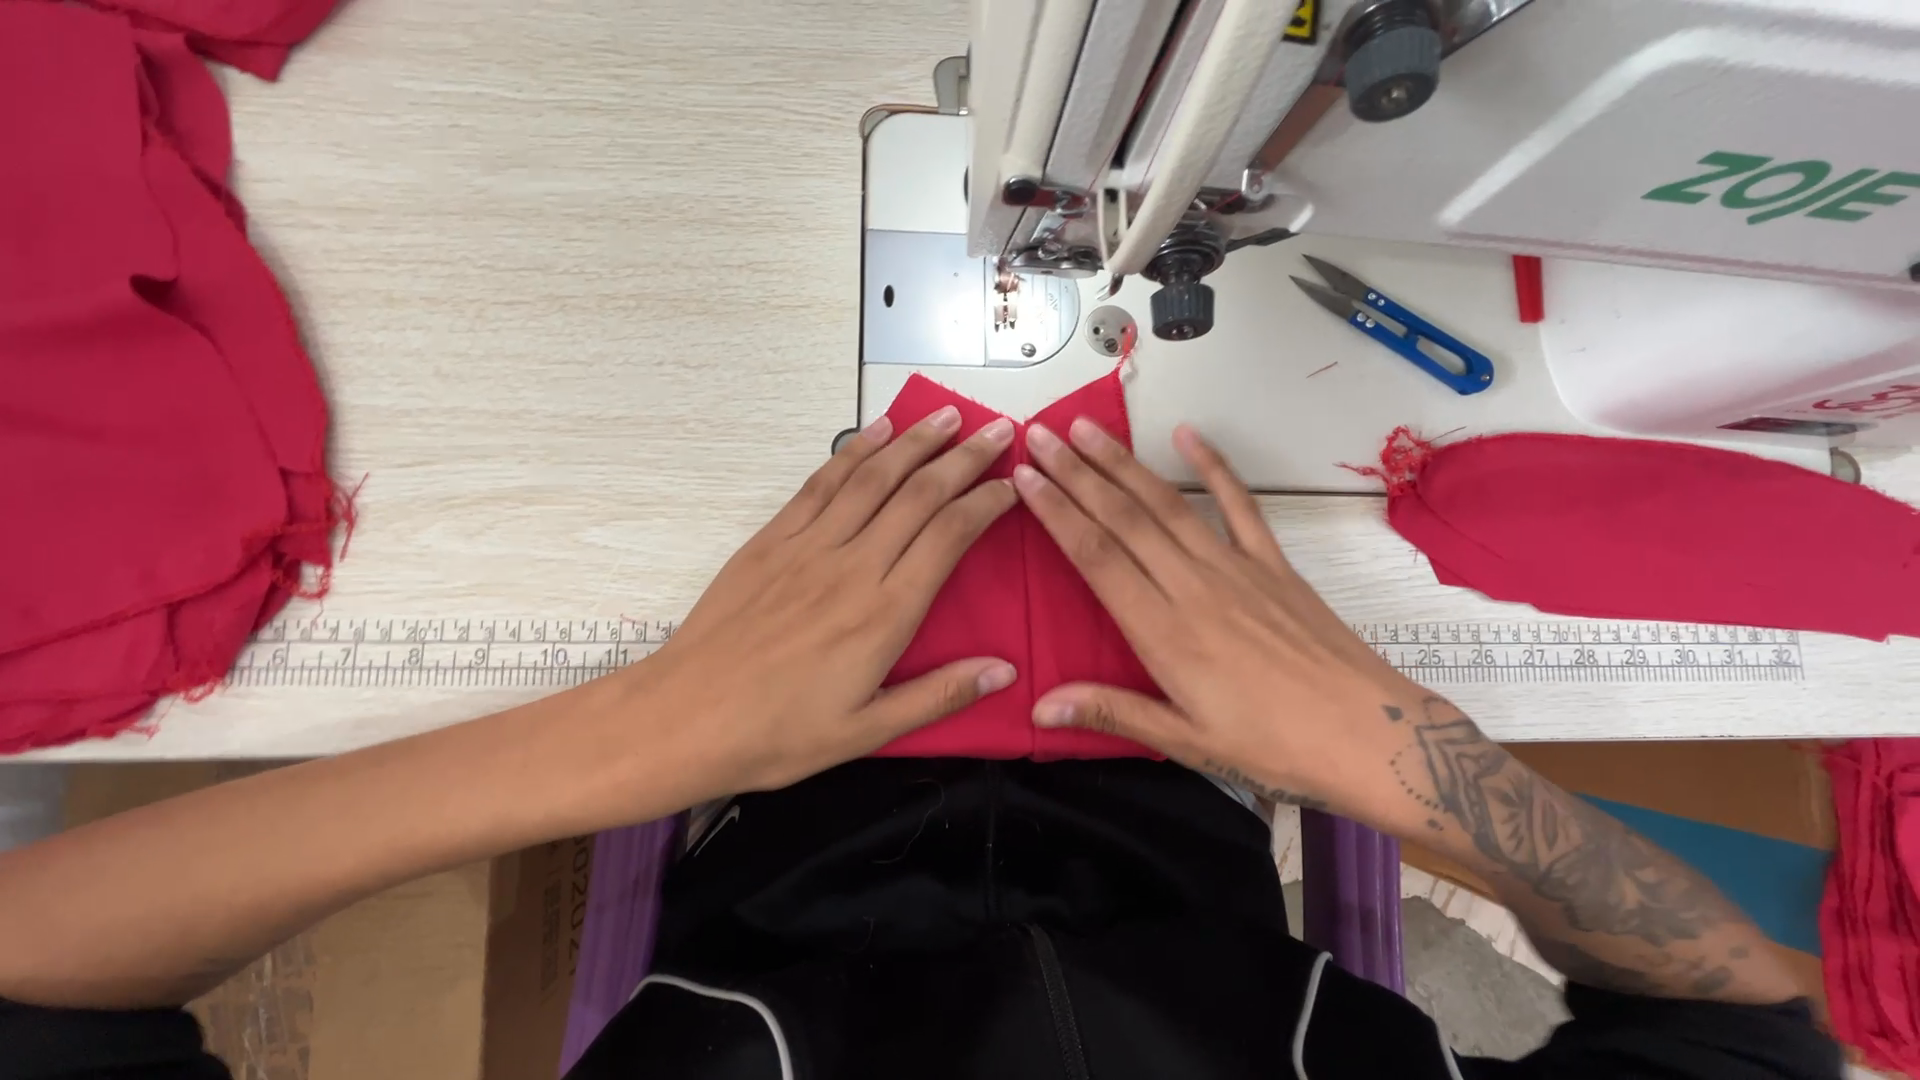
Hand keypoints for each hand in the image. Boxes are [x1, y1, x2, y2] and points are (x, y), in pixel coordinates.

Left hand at [631, 405, 1019, 797]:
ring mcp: (809, 547)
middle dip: (965, 458)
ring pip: (874, 478)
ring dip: (915, 442)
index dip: (987, 502)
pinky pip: (821, 484)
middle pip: (920, 495)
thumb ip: (940, 695)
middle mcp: (853, 567)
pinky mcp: (772, 540)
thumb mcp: (868, 732)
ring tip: (947, 416)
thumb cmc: (778, 733)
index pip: (950, 536)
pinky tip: (876, 432)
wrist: (685, 718)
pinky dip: (852, 452)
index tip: (1012, 482)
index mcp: (885, 614)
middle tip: (997, 430)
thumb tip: (1005, 671)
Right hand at [1011, 418, 1428, 814]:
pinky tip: (1189, 434)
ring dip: (1123, 463)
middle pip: (1123, 518)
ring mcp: (1236, 568)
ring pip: (1167, 503)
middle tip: (1040, 435)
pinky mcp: (1272, 564)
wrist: (1368, 734)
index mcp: (1164, 631)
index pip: (1095, 557)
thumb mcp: (1186, 742)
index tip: (1026, 479)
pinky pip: (1238, 505)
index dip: (1057, 513)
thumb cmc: (1271, 745)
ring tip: (1087, 429)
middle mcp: (1193, 587)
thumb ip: (1111, 712)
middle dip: (1076, 473)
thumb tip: (1040, 707)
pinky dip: (1214, 465)